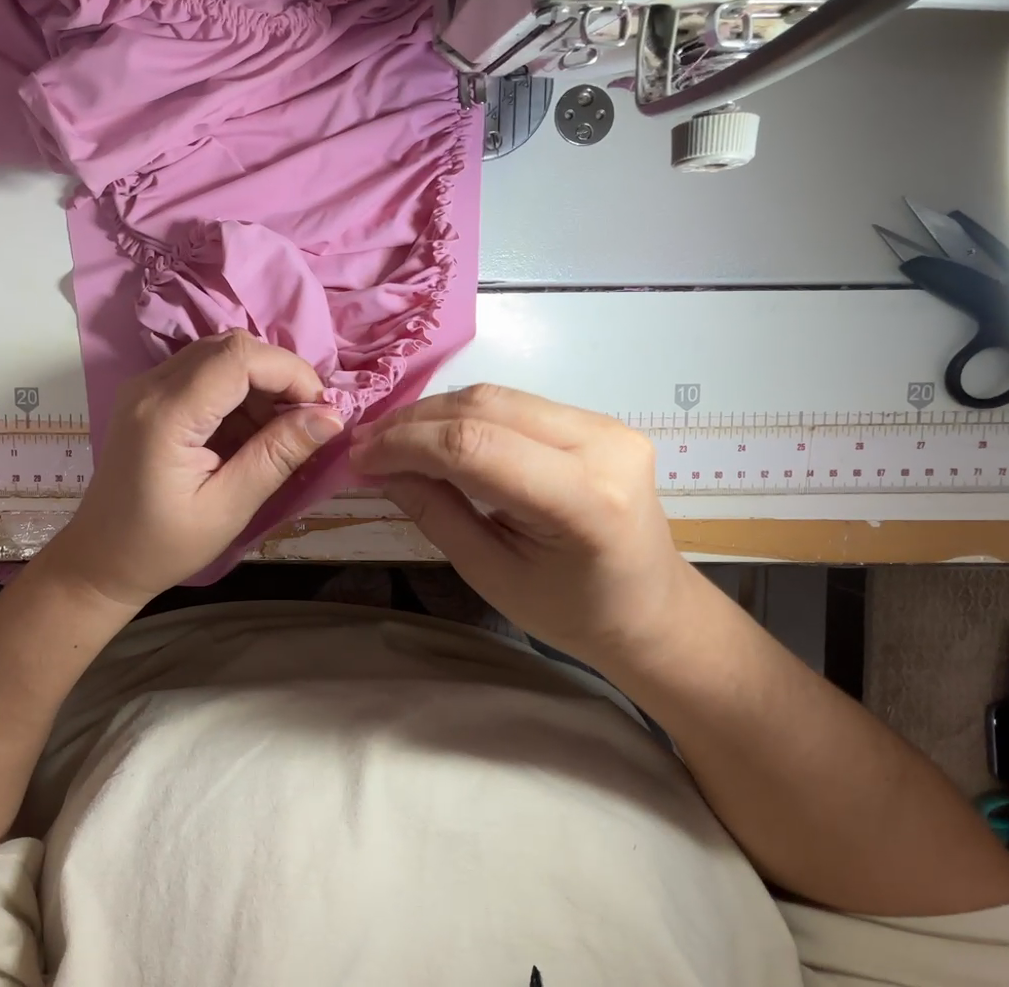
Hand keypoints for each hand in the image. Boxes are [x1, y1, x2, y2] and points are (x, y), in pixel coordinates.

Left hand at [39, 330, 344, 608]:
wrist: (101, 559)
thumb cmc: (162, 545)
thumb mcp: (228, 508)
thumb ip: (277, 455)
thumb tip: (332, 417)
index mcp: (166, 414)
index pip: (238, 356)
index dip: (289, 371)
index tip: (321, 410)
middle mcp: (150, 386)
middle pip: (231, 347)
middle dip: (279, 376)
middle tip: (306, 422)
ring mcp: (145, 386)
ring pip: (220, 355)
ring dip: (260, 384)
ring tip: (280, 434)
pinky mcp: (149, 396)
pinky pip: (204, 372)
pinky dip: (238, 393)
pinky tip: (249, 433)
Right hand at [348, 385, 692, 664]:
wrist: (650, 611)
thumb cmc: (572, 612)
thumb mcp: (491, 574)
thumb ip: (436, 512)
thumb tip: (381, 467)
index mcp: (584, 500)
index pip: (475, 447)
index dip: (406, 444)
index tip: (357, 456)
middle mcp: (603, 446)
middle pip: (485, 407)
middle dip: (414, 422)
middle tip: (364, 444)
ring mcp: (607, 426)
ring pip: (497, 396)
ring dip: (434, 413)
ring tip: (390, 438)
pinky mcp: (600, 421)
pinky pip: (515, 404)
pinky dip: (464, 416)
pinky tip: (434, 436)